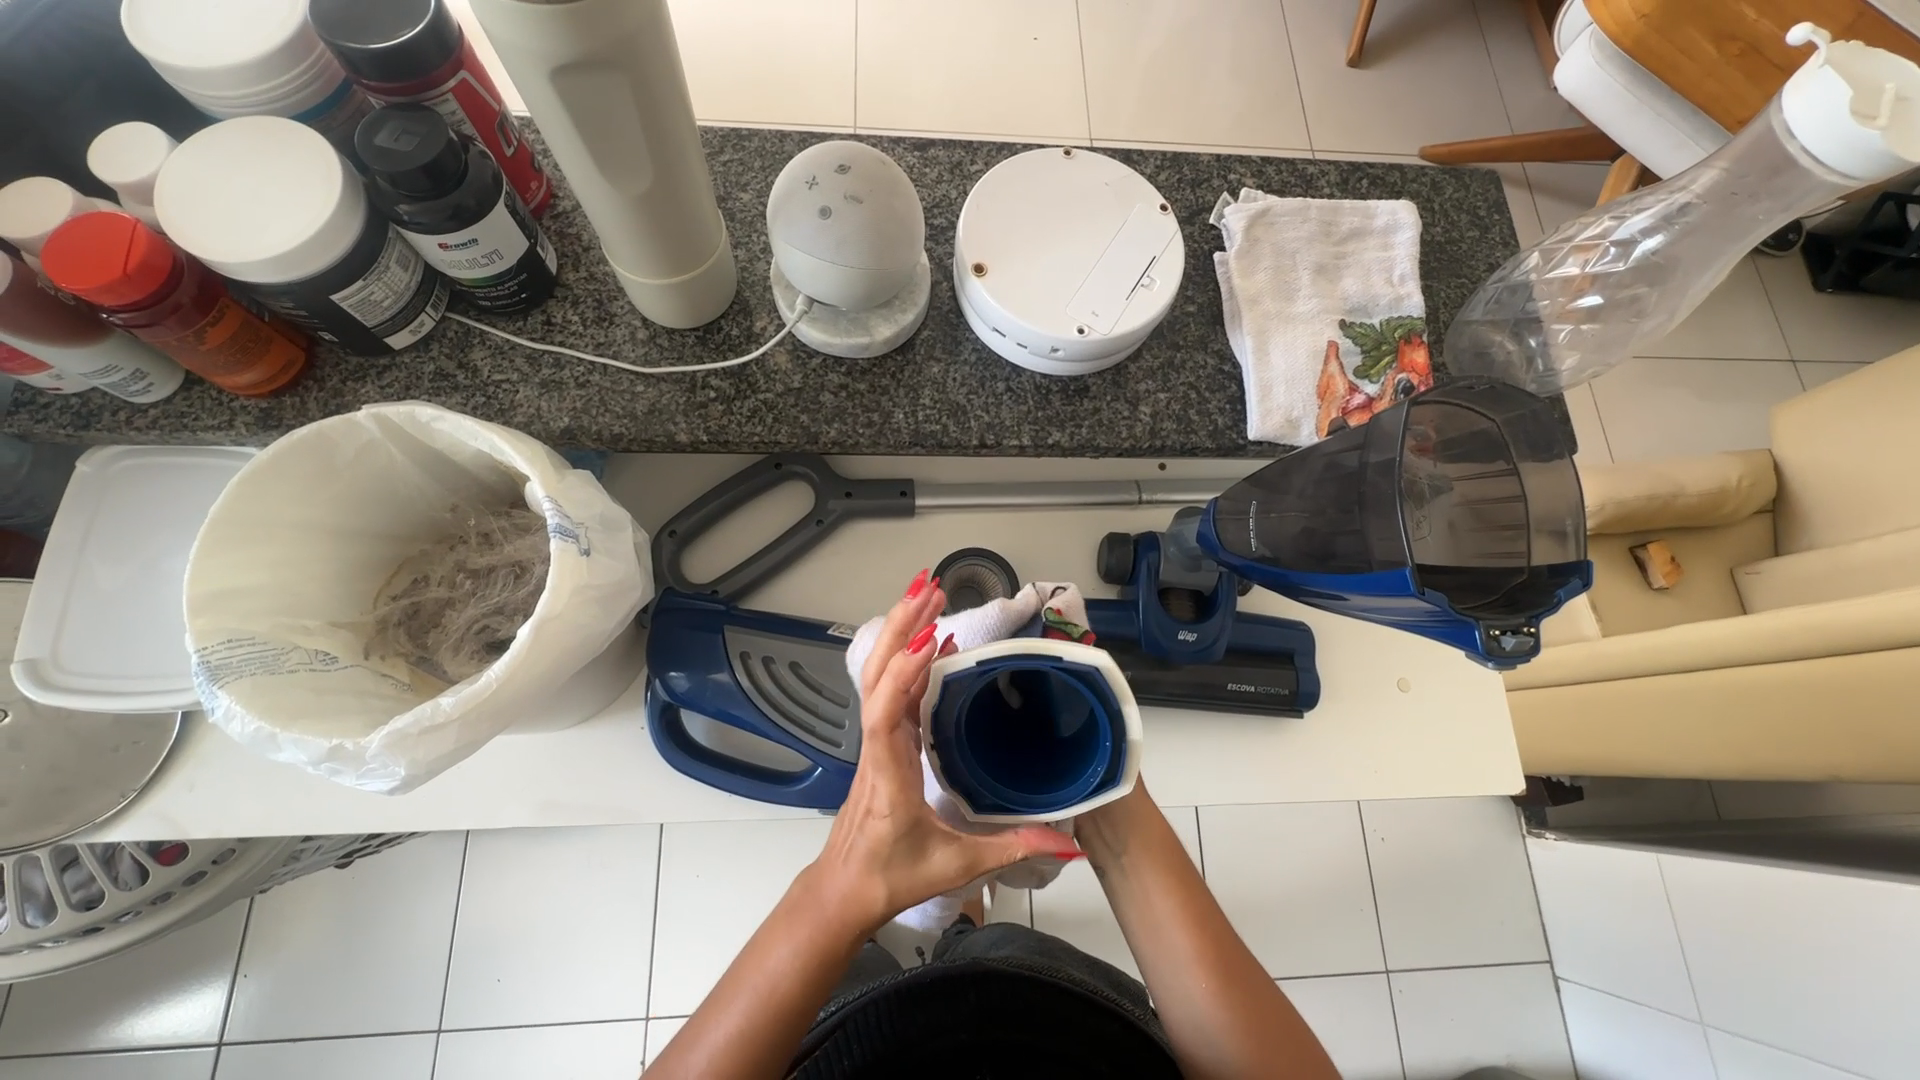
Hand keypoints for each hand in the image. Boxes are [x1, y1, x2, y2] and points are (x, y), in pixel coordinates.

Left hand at [807, 570, 1082, 934]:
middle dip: (900, 627)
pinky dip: (909, 660)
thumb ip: (1012, 850)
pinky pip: (892, 691)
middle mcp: (876, 748)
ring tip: (927, 596)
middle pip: (877, 677)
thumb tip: (1066, 843)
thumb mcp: (955, 867)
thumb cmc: (889, 877)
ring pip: (880, 677)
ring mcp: (876, 743)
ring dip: (900, 633)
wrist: (843, 890)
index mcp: (888, 775)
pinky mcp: (883, 743)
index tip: (927, 638)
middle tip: (929, 589)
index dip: (903, 674)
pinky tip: (931, 640)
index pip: (884, 715)